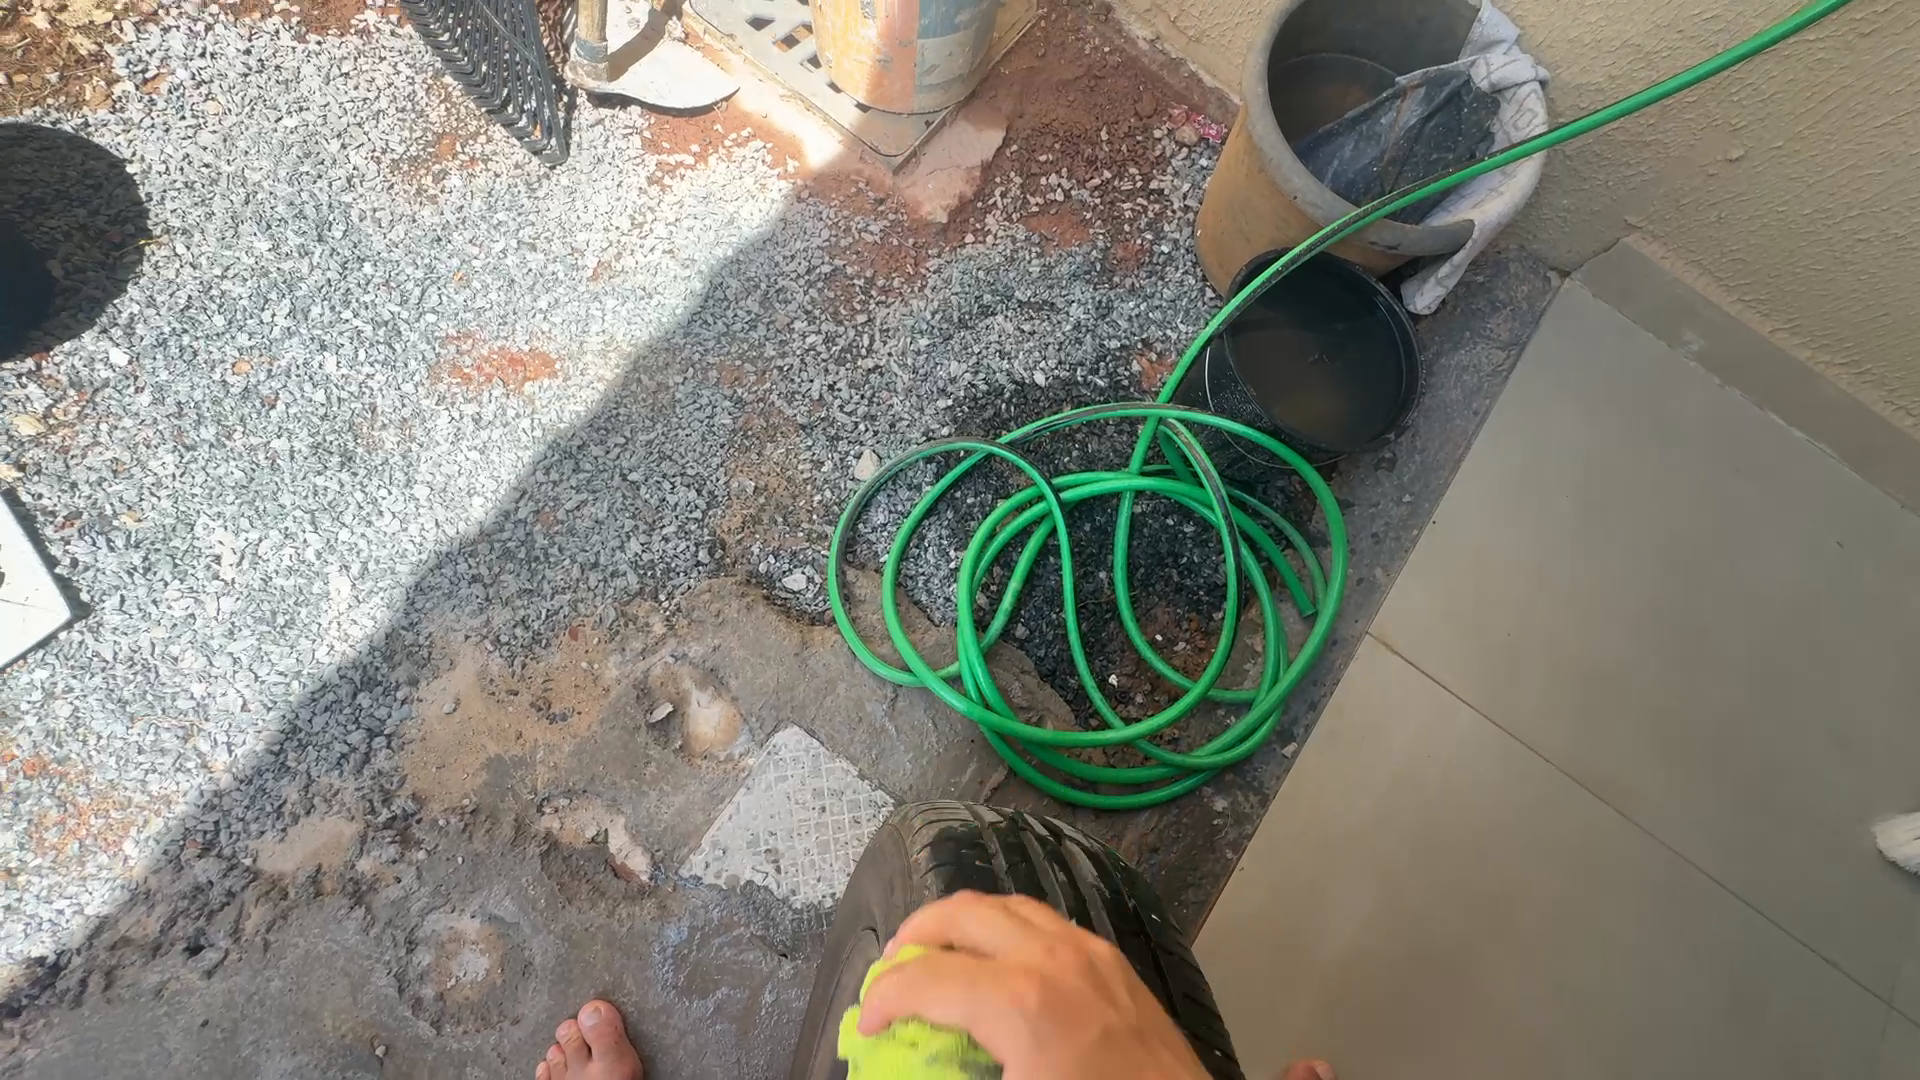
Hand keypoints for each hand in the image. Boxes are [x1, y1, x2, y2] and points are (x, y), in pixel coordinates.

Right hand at [856, 891, 1214, 1079]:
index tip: (865, 1023)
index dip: (884, 997)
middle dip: (915, 934)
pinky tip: (997, 959)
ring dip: (960, 923)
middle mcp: (1053, 957)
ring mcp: (1087, 950)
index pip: (928, 979)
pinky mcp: (1111, 959)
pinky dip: (1004, 927)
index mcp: (1023, 1003)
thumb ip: (955, 1073)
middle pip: (963, 914)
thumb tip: (912, 1064)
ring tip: (936, 954)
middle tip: (891, 969)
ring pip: (1004, 904)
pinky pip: (1043, 920)